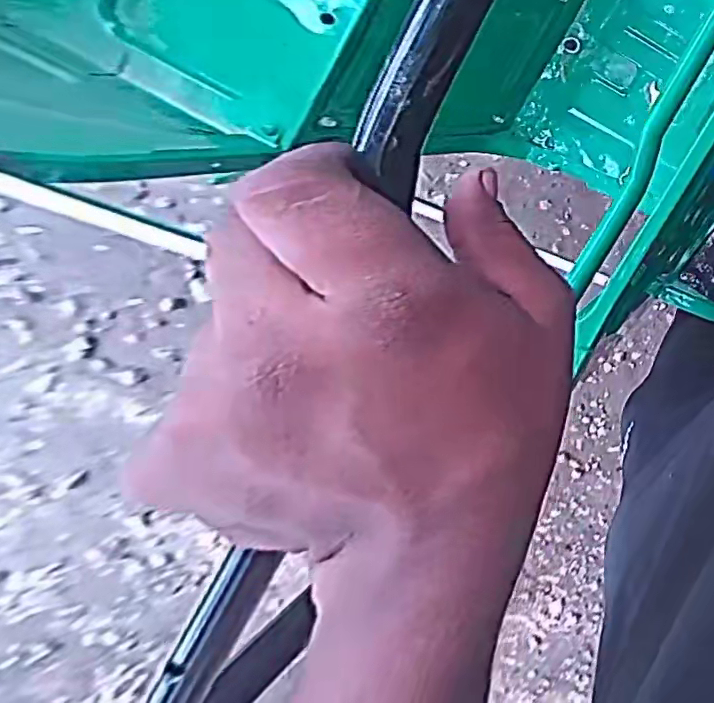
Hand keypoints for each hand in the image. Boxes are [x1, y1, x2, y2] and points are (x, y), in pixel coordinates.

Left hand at [124, 145, 574, 697]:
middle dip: (297, 231)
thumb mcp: (540, 317)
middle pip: (241, 230)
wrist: (432, 543)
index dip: (314, 169)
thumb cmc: (500, 424)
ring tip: (344, 359)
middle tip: (353, 273)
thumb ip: (499, 239)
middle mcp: (287, 344)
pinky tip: (311, 405)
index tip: (344, 176)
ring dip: (280, 308)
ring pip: (227, 302)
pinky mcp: (173, 452)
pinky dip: (253, 371)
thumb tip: (472, 183)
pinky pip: (204, 370)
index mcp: (391, 303)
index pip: (292, 193)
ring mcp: (216, 402)